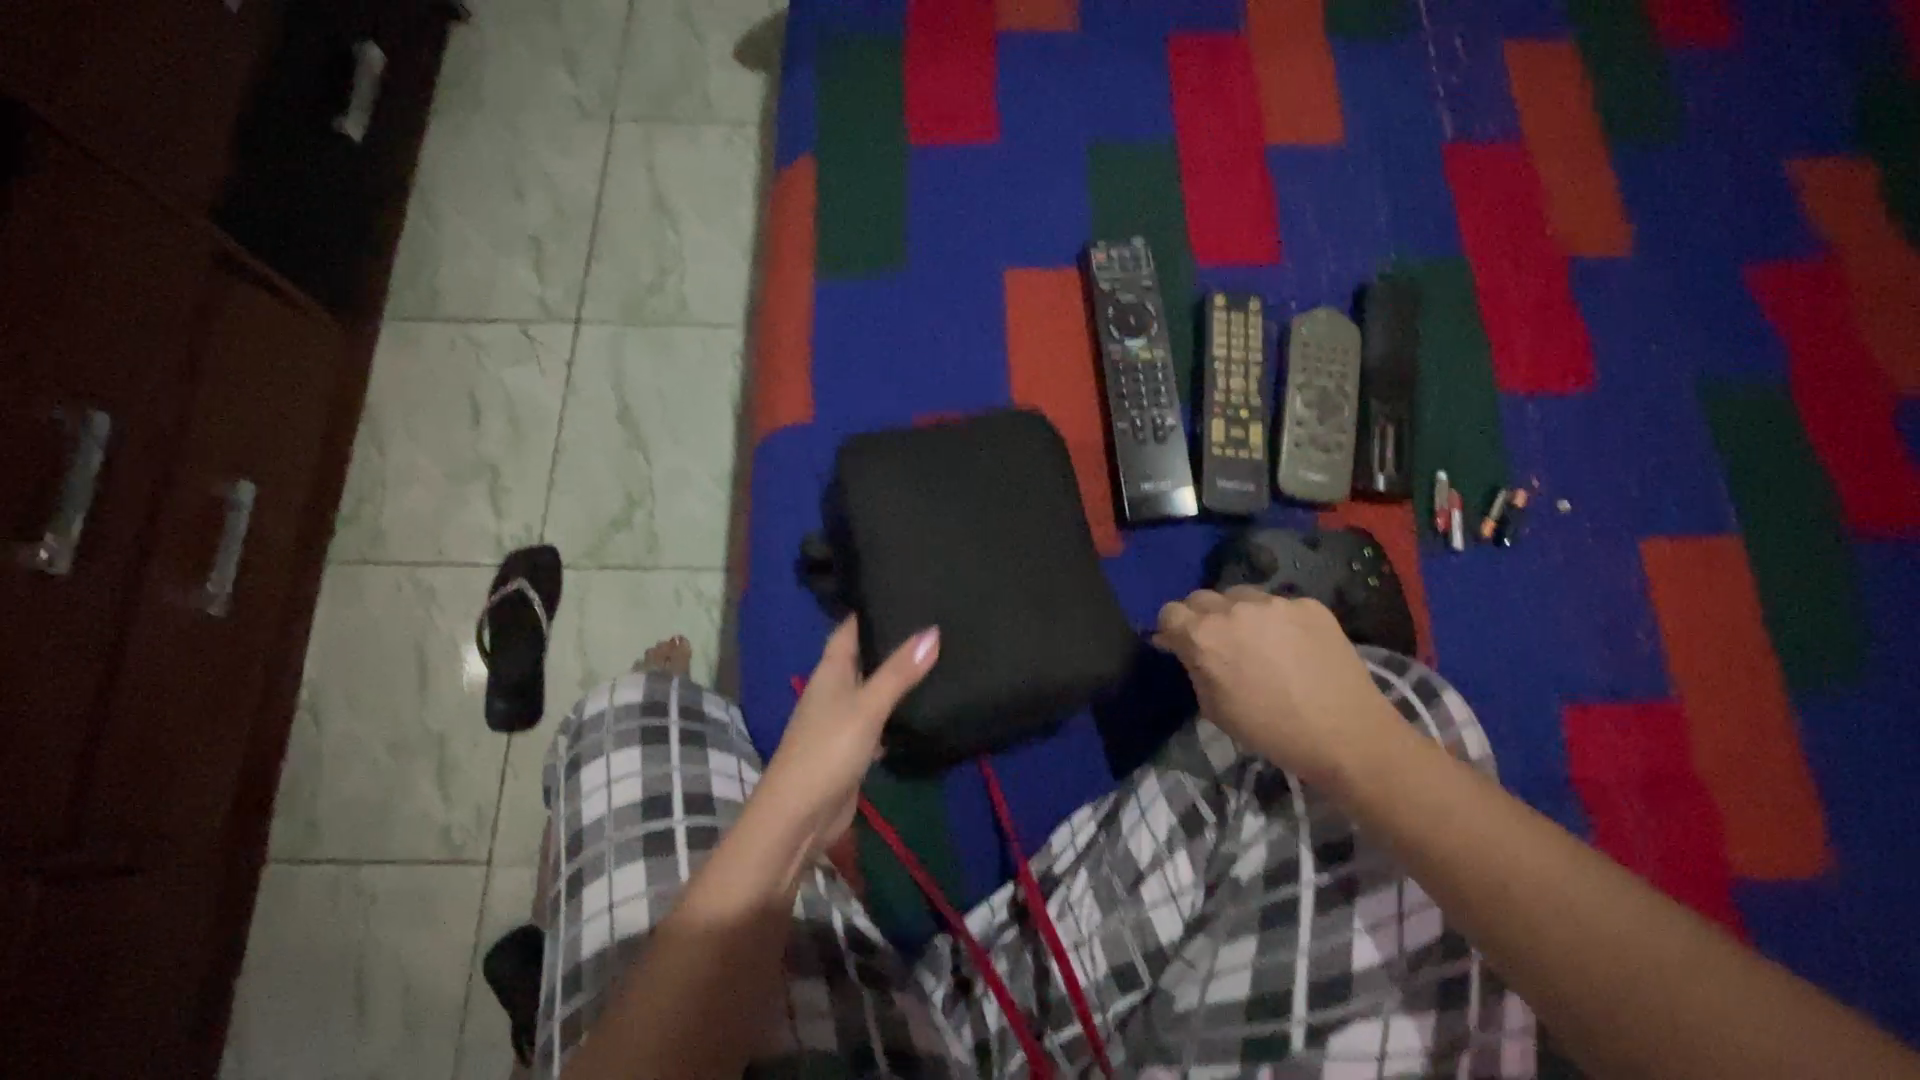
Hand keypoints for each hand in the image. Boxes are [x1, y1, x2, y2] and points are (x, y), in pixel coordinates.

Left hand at [751, 618, 938, 870]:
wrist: (800, 816)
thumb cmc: (827, 751)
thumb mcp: (867, 707)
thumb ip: (899, 672)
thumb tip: (933, 631)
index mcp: (830, 672)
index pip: (849, 629)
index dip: (871, 609)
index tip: (904, 589)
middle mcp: (834, 690)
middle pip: (864, 658)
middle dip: (892, 642)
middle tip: (935, 623)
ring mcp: (842, 721)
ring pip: (874, 690)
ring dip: (898, 679)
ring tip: (939, 658)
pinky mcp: (854, 749)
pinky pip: (880, 722)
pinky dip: (898, 715)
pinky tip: (925, 709)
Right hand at [1152, 586, 1400, 787]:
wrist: (1345, 733)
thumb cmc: (1270, 730)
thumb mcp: (1214, 708)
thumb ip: (1194, 668)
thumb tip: (1182, 647)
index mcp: (1204, 635)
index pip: (1169, 612)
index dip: (1172, 629)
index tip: (1181, 645)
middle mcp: (1235, 608)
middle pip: (1202, 598)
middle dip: (1202, 618)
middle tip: (1220, 645)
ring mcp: (1275, 602)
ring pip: (1242, 596)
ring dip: (1239, 614)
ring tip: (1259, 643)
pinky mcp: (1309, 604)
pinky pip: (1280, 605)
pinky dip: (1278, 621)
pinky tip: (1294, 648)